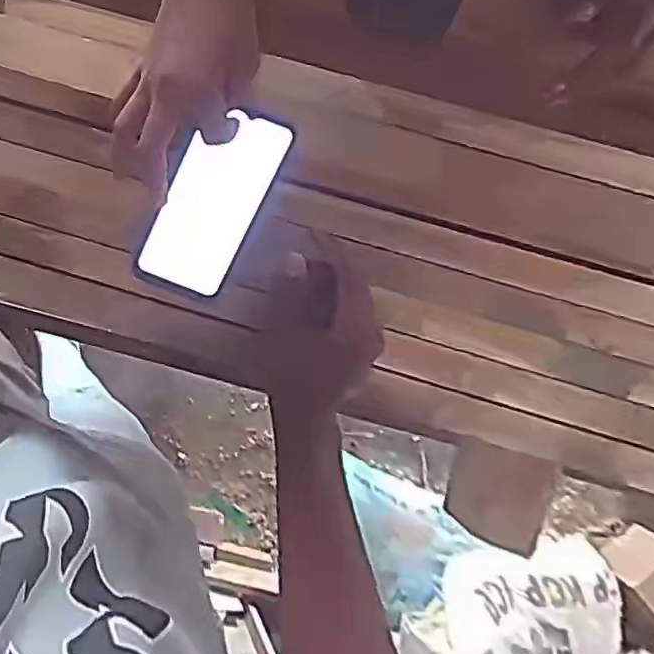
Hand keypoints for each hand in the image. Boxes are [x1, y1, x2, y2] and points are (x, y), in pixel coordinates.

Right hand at [112, 0, 260, 191]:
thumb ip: (236, 97)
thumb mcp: (246, 61)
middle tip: (156, 200)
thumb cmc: (231, 16)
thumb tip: (227, 116)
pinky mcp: (141, 69)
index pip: (210, 135)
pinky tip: (123, 130)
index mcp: (196, 94)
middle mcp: (166, 96)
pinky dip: (123, 120)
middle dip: (152, 179)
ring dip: (123, 157)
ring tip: (124, 177)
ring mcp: (148, 83)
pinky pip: (124, 102)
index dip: (224, 137)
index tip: (232, 129)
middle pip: (149, 149)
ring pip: (125, 129)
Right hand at [251, 235, 381, 417]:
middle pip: (355, 287)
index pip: (349, 276)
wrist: (305, 419)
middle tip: (306, 253)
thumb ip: (291, 293)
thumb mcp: (283, 330)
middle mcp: (370, 332)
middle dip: (331, 266)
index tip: (313, 233)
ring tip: (306, 273)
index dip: (331, 251)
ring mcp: (368, 345)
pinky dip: (334, 300)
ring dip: (332, 284)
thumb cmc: (291, 375)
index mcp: (356, 325)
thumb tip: (296, 258)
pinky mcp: (360, 353)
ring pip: (354, 301)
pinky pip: (351, 315)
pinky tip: (314, 300)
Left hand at [545, 0, 653, 103]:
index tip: (555, 93)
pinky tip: (588, 59)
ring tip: (566, 85)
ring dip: (600, 73)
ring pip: (633, 56)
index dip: (583, 76)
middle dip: (588, 82)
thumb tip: (575, 20)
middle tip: (553, 98)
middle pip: (624, 63)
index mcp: (650, 2)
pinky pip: (637, 43)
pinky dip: (613, 57)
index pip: (613, 52)